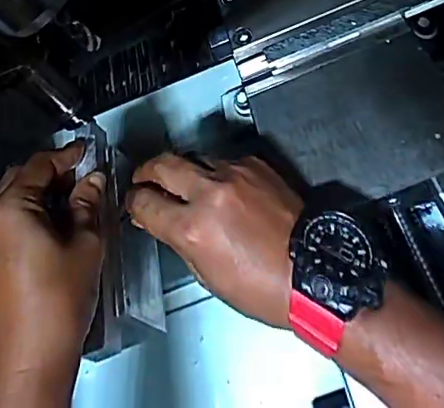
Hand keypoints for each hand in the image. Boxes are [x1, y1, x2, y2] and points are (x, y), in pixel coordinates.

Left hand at [0, 143, 104, 406]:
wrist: (25, 373)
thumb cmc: (54, 312)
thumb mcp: (86, 247)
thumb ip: (89, 204)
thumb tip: (92, 181)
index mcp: (9, 211)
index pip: (39, 165)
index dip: (67, 155)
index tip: (84, 152)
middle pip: (18, 181)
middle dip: (50, 176)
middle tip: (81, 179)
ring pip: (8, 208)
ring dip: (37, 200)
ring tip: (71, 209)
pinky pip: (1, 234)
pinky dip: (25, 224)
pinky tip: (51, 240)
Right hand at [126, 153, 302, 327]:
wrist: (310, 267)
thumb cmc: (265, 284)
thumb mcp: (209, 277)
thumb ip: (180, 242)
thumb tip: (163, 222)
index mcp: (194, 228)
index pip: (146, 204)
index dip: (134, 203)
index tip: (133, 202)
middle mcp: (211, 193)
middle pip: (162, 165)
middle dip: (146, 171)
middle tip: (142, 177)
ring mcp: (234, 173)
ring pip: (193, 158)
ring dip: (184, 170)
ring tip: (182, 182)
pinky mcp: (253, 164)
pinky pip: (223, 160)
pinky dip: (216, 171)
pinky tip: (220, 187)